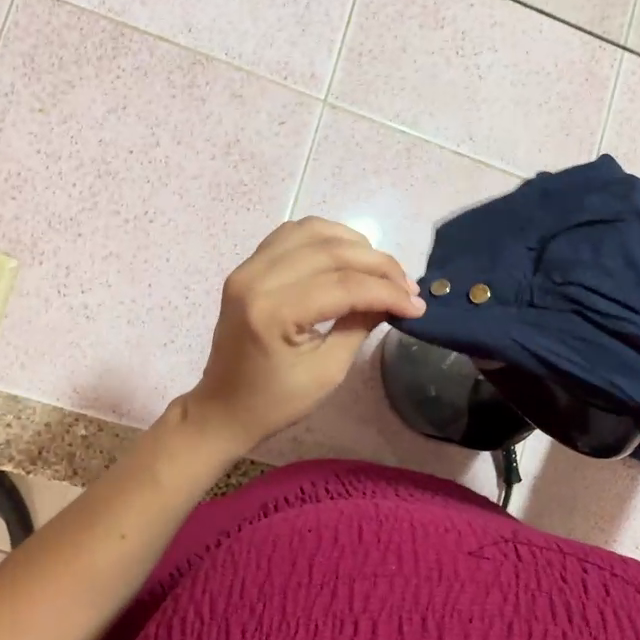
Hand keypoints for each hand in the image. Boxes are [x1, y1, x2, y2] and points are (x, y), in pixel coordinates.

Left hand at [180, 218, 424, 454]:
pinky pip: (292, 235)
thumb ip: (360, 325)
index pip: (343, 285)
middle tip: (407, 286)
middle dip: (377, 265)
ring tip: (380, 270)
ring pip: (312, 232)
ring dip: (354, 244)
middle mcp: (256, 279)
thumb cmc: (275, 402)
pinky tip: (348, 257)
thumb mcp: (328, 371)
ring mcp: (247, 268)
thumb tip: (394, 298)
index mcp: (273, 312)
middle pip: (330, 251)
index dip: (386, 291)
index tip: (417, 305)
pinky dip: (326, 239)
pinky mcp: (246, 267)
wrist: (223, 408)